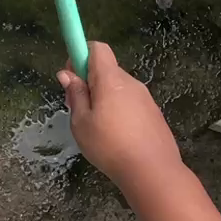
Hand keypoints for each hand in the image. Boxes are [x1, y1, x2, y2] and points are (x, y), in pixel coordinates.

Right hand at [57, 42, 182, 185]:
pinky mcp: (153, 113)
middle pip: (106, 70)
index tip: (72, 76)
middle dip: (89, 82)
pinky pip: (130, 102)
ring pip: (118, 87)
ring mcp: (145, 98)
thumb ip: (75, 95)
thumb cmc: (109, 146)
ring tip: (97, 127)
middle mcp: (130, 83)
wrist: (153, 172)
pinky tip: (116, 136)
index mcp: (111, 80)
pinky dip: (119, 110)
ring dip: (104, 98)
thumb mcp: (81, 122)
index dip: (81, 55)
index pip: (97, 49)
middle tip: (79, 109)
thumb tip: (67, 74)